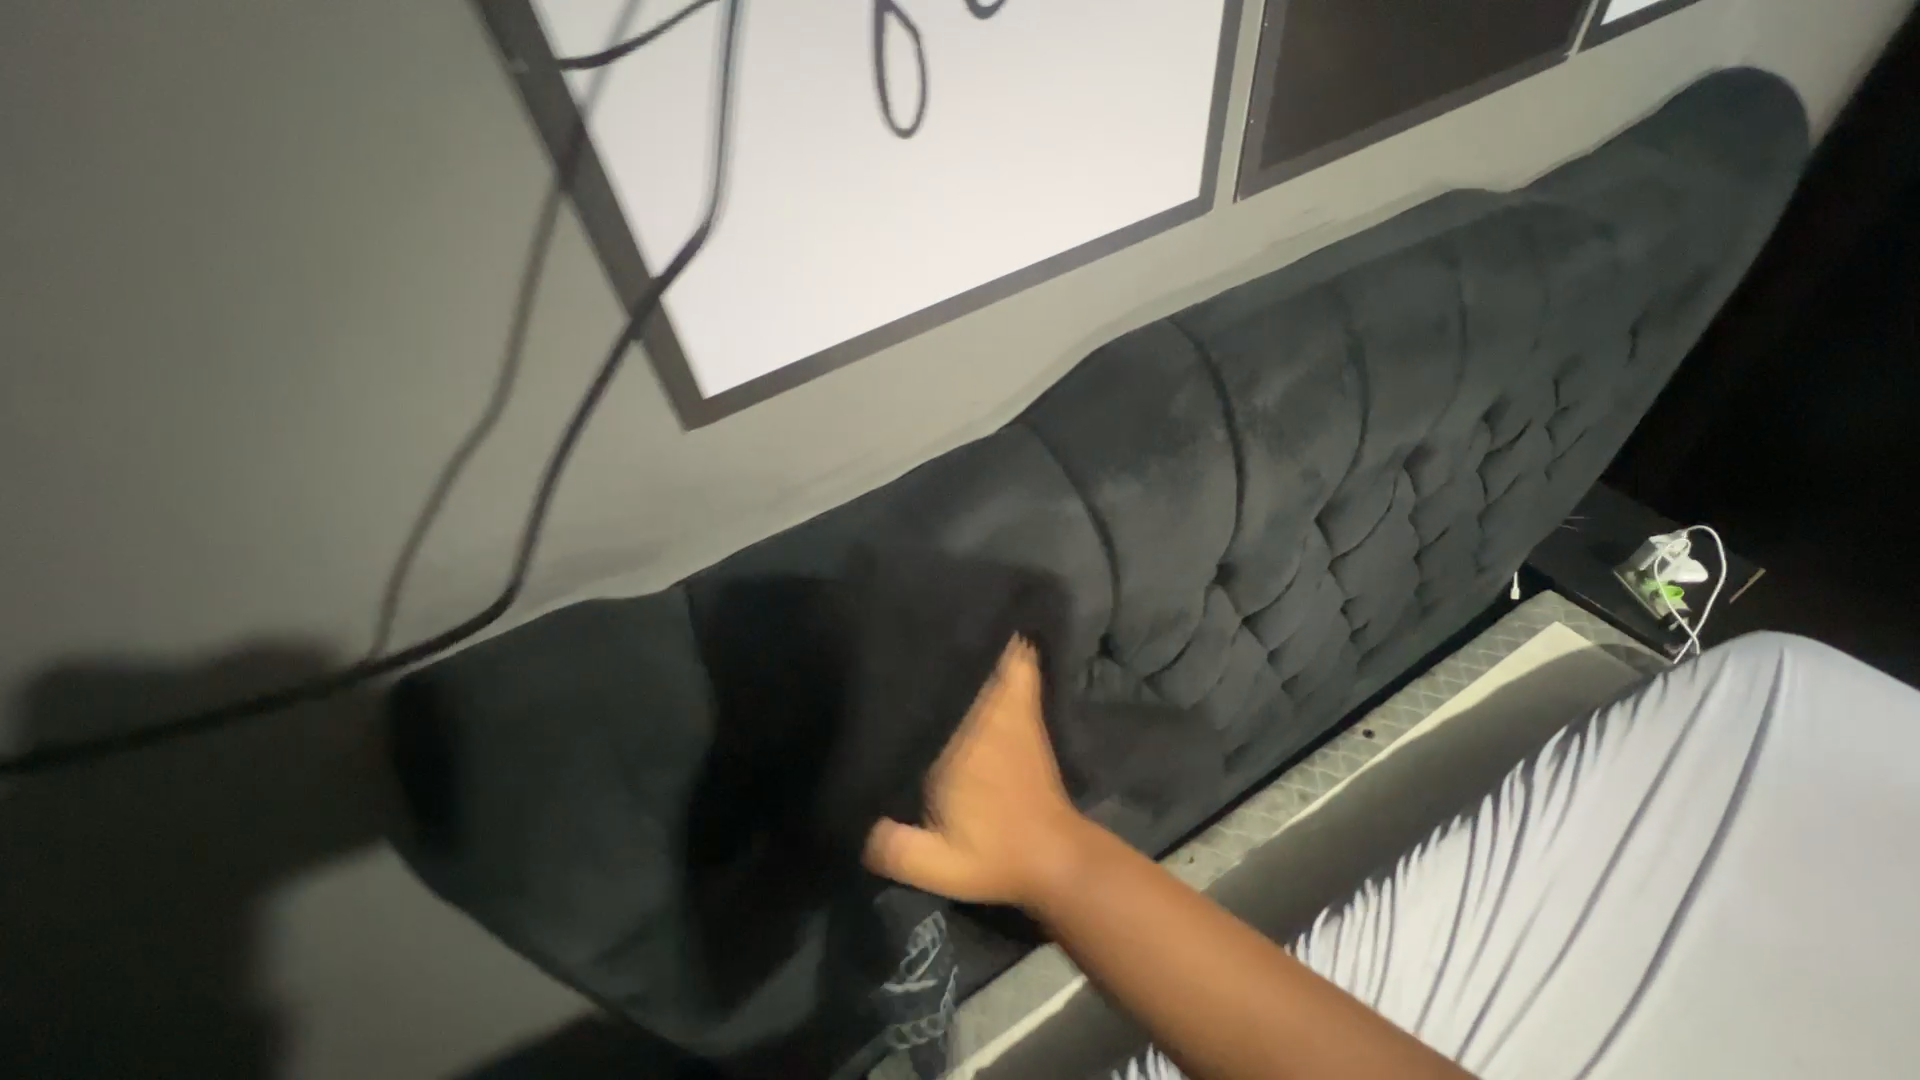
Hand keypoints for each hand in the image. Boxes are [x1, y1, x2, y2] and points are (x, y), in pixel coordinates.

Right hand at [863, 637, 1089, 907]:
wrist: (1053, 856)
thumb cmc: (993, 857)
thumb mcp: (934, 866)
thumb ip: (888, 846)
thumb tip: (843, 814)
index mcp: (953, 745)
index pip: (917, 695)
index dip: (894, 671)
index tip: (869, 656)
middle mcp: (981, 715)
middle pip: (947, 663)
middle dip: (923, 644)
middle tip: (891, 632)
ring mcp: (1009, 707)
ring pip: (985, 652)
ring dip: (961, 637)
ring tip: (930, 621)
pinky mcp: (1026, 710)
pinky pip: (1019, 663)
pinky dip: (1004, 644)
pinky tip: (985, 629)